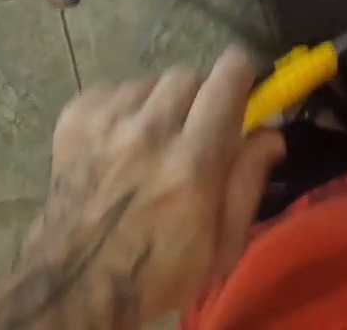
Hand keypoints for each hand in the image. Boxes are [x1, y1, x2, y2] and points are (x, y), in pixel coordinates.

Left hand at [15, 48, 285, 325]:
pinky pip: (114, 90)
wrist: (78, 276)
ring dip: (160, 104)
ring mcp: (106, 119)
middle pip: (186, 75)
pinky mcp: (76, 114)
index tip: (244, 74)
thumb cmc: (159, 268)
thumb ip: (247, 181)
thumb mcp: (221, 244)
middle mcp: (147, 131)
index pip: (224, 84)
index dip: (240, 71)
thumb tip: (270, 131)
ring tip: (153, 140)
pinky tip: (121, 141)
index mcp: (190, 164)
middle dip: (199, 94)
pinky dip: (125, 109)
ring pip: (150, 82)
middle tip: (197, 124)